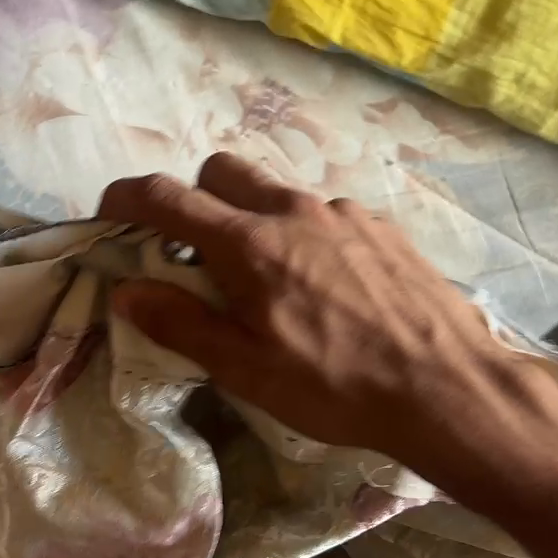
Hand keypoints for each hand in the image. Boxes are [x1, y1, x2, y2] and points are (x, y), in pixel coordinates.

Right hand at [99, 153, 557, 491]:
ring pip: (274, 192)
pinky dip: (300, 235)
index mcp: (248, 244)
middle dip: (193, 197)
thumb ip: (179, 323)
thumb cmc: (333, 384)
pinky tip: (323, 287)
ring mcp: (342, 214)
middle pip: (221, 169)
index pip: (167, 198)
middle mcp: (291, 211)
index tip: (109, 213)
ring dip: (249, 218)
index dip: (126, 198)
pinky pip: (320, 214)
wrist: (449, 388)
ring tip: (266, 279)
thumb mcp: (243, 368)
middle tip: (194, 253)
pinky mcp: (380, 228)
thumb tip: (126, 291)